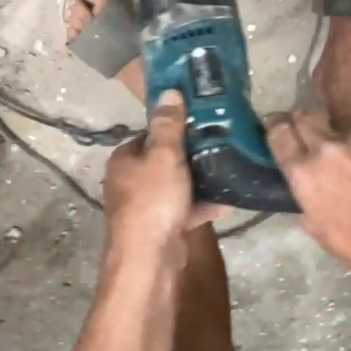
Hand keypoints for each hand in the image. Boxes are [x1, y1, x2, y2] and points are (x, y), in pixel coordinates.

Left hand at [102, 91, 225, 264]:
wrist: (149, 259)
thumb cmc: (153, 200)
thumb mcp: (164, 155)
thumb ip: (169, 125)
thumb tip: (169, 91)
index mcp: (124, 159)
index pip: (149, 135)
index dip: (174, 129)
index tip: (200, 125)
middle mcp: (128, 181)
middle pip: (163, 161)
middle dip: (191, 157)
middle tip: (220, 148)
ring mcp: (143, 207)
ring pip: (175, 187)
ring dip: (199, 183)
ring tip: (227, 172)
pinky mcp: (159, 229)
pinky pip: (183, 210)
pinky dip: (201, 206)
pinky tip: (226, 202)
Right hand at [266, 110, 350, 287]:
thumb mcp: (322, 232)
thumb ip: (305, 199)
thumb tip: (304, 184)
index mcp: (304, 174)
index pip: (277, 133)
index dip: (276, 130)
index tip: (281, 132)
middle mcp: (325, 146)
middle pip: (302, 114)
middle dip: (301, 122)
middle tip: (309, 133)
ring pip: (332, 112)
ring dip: (332, 123)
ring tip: (342, 136)